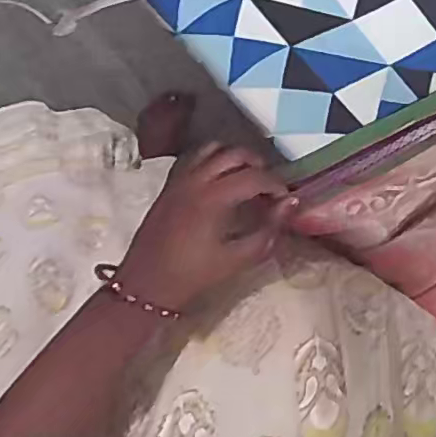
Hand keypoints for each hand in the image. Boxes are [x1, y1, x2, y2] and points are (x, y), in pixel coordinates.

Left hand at [115, 143, 294, 311]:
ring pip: (213, 148)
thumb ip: (269, 230)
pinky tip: (220, 178)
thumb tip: (290, 204)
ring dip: (234, 157)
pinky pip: (194, 157)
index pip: (255, 176)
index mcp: (214, 198)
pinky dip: (212, 158)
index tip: (285, 198)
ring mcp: (179, 179)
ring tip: (245, 176)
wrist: (145, 287)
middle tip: (268, 185)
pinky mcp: (169, 184)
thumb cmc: (193, 276)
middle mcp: (196, 180)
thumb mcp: (238, 259)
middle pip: (236, 153)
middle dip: (258, 164)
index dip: (276, 184)